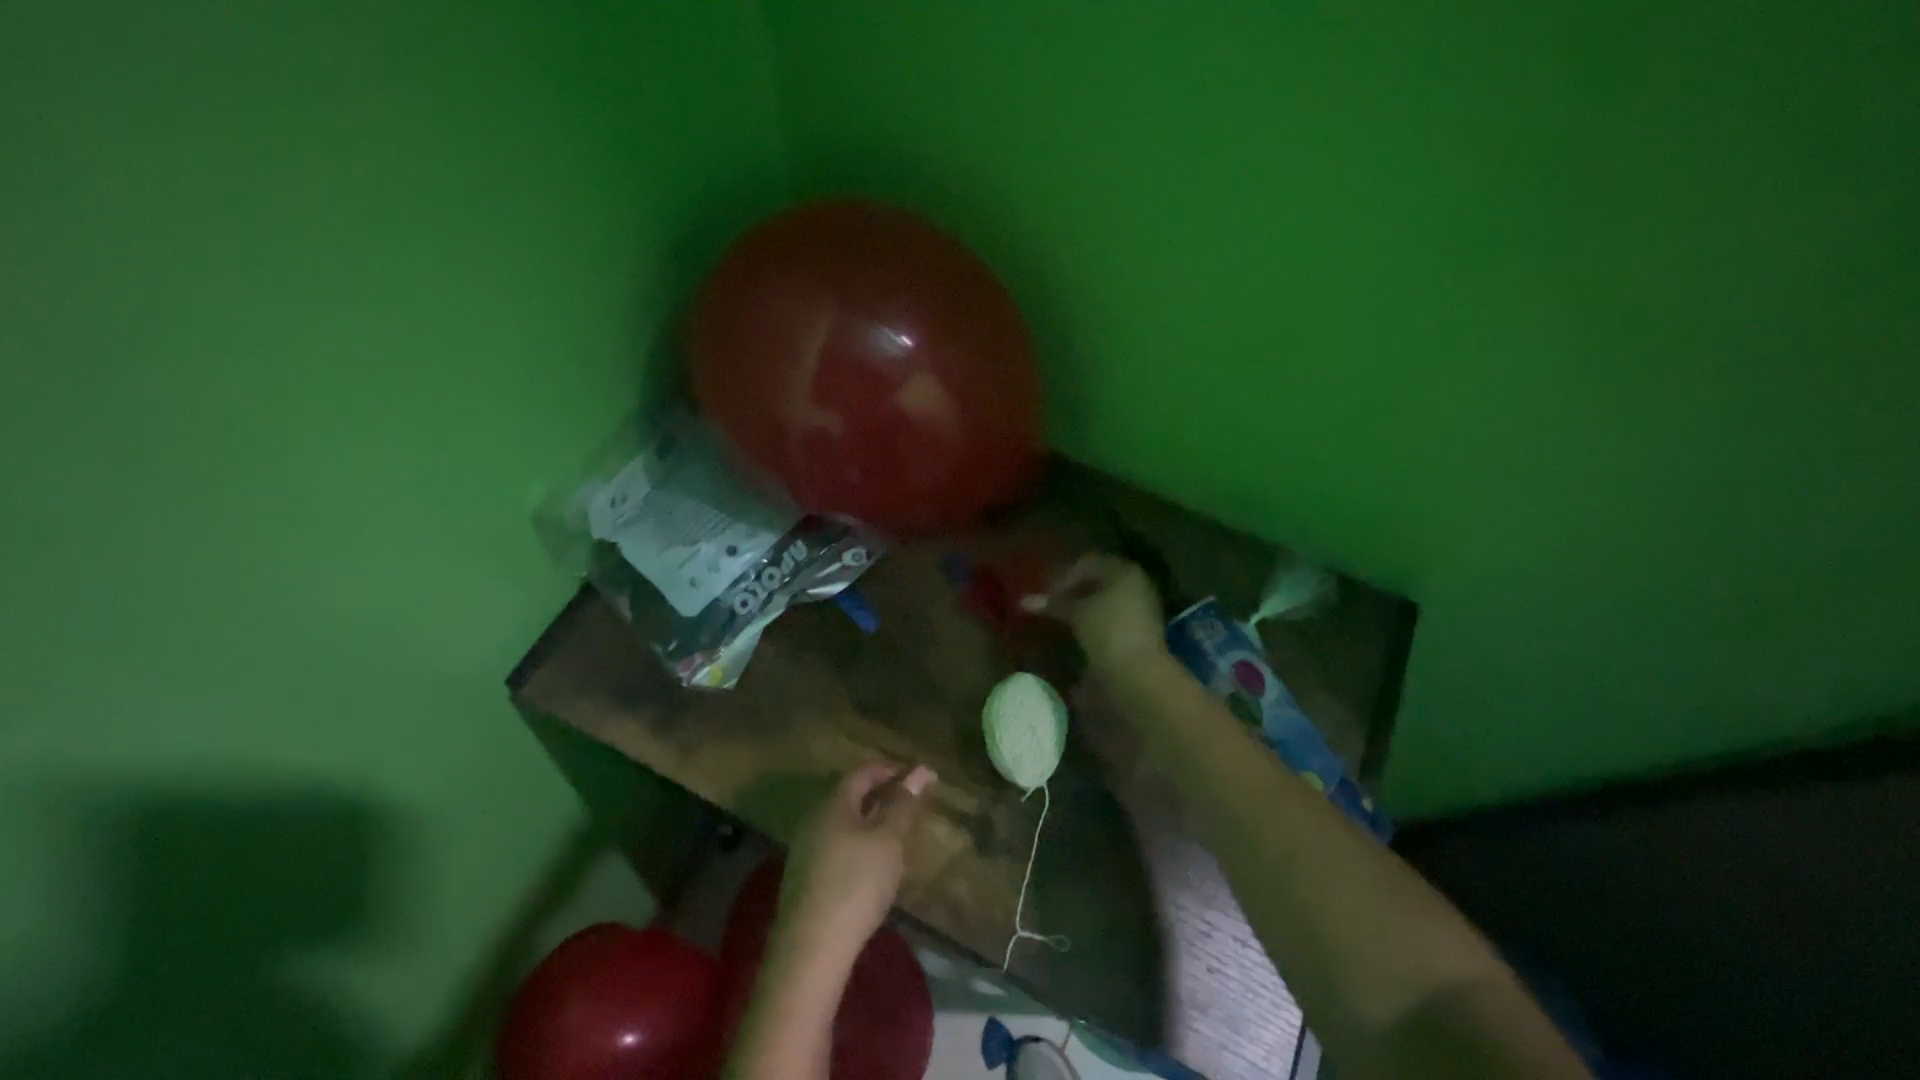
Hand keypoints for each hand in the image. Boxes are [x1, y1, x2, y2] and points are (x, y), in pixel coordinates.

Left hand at [774, 762, 936, 966]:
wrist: (812, 946)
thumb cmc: (856, 882)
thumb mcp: (888, 841)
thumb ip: (903, 806)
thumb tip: (920, 771)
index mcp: (832, 804)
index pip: (861, 773)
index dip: (888, 769)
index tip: (915, 773)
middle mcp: (814, 820)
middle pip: (849, 797)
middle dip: (879, 794)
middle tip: (909, 801)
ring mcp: (806, 850)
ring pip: (842, 824)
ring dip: (869, 821)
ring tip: (897, 832)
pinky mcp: (806, 878)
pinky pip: (836, 846)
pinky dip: (858, 844)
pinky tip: (874, 863)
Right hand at [1029, 554, 1166, 670]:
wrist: (1138, 672)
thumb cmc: (1107, 630)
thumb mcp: (1076, 613)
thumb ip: (1053, 604)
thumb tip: (1024, 602)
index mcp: (1124, 571)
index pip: (1088, 563)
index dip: (1063, 575)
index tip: (1044, 592)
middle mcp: (1136, 585)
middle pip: (1098, 581)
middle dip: (1072, 591)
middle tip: (1049, 603)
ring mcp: (1141, 609)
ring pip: (1104, 601)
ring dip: (1082, 608)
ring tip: (1059, 620)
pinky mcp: (1139, 633)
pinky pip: (1110, 620)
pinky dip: (1092, 623)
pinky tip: (1077, 634)